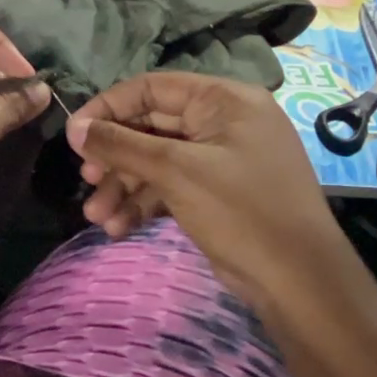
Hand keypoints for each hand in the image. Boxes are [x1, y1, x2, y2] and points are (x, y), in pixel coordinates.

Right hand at [66, 72, 354, 309]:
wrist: (303, 288)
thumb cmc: (242, 212)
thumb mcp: (175, 171)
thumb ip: (119, 144)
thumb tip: (73, 128)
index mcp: (224, 100)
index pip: (150, 88)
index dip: (107, 109)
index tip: (73, 135)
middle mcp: (223, 122)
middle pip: (148, 126)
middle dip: (113, 158)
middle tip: (86, 179)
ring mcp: (221, 159)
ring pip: (154, 160)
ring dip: (122, 186)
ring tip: (96, 216)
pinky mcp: (217, 192)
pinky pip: (168, 185)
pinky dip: (142, 203)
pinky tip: (117, 227)